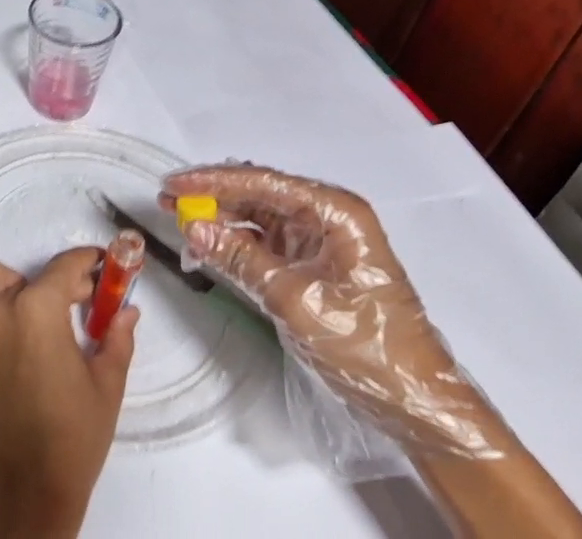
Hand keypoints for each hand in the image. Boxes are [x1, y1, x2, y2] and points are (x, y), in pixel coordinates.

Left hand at [0, 249, 136, 537]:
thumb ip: (116, 336)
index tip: (102, 265)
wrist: (27, 481)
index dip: (86, 262)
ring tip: (39, 315)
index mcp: (38, 310)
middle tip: (81, 304)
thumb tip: (127, 311)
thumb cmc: (74, 432)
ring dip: (16, 287)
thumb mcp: (107, 382)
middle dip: (58, 283)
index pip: (64, 267)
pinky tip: (9, 329)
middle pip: (29, 275)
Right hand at [163, 166, 507, 458]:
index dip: (213, 181)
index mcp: (336, 213)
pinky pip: (264, 246)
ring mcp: (320, 243)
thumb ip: (242, 260)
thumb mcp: (296, 300)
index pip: (264, 182)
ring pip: (258, 219)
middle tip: (166, 201)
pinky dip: (234, 248)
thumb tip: (193, 226)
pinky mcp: (311, 268)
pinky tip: (206, 251)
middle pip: (259, 195)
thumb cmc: (366, 345)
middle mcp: (328, 218)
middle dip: (213, 198)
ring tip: (180, 226)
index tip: (172, 184)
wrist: (415, 401)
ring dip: (220, 222)